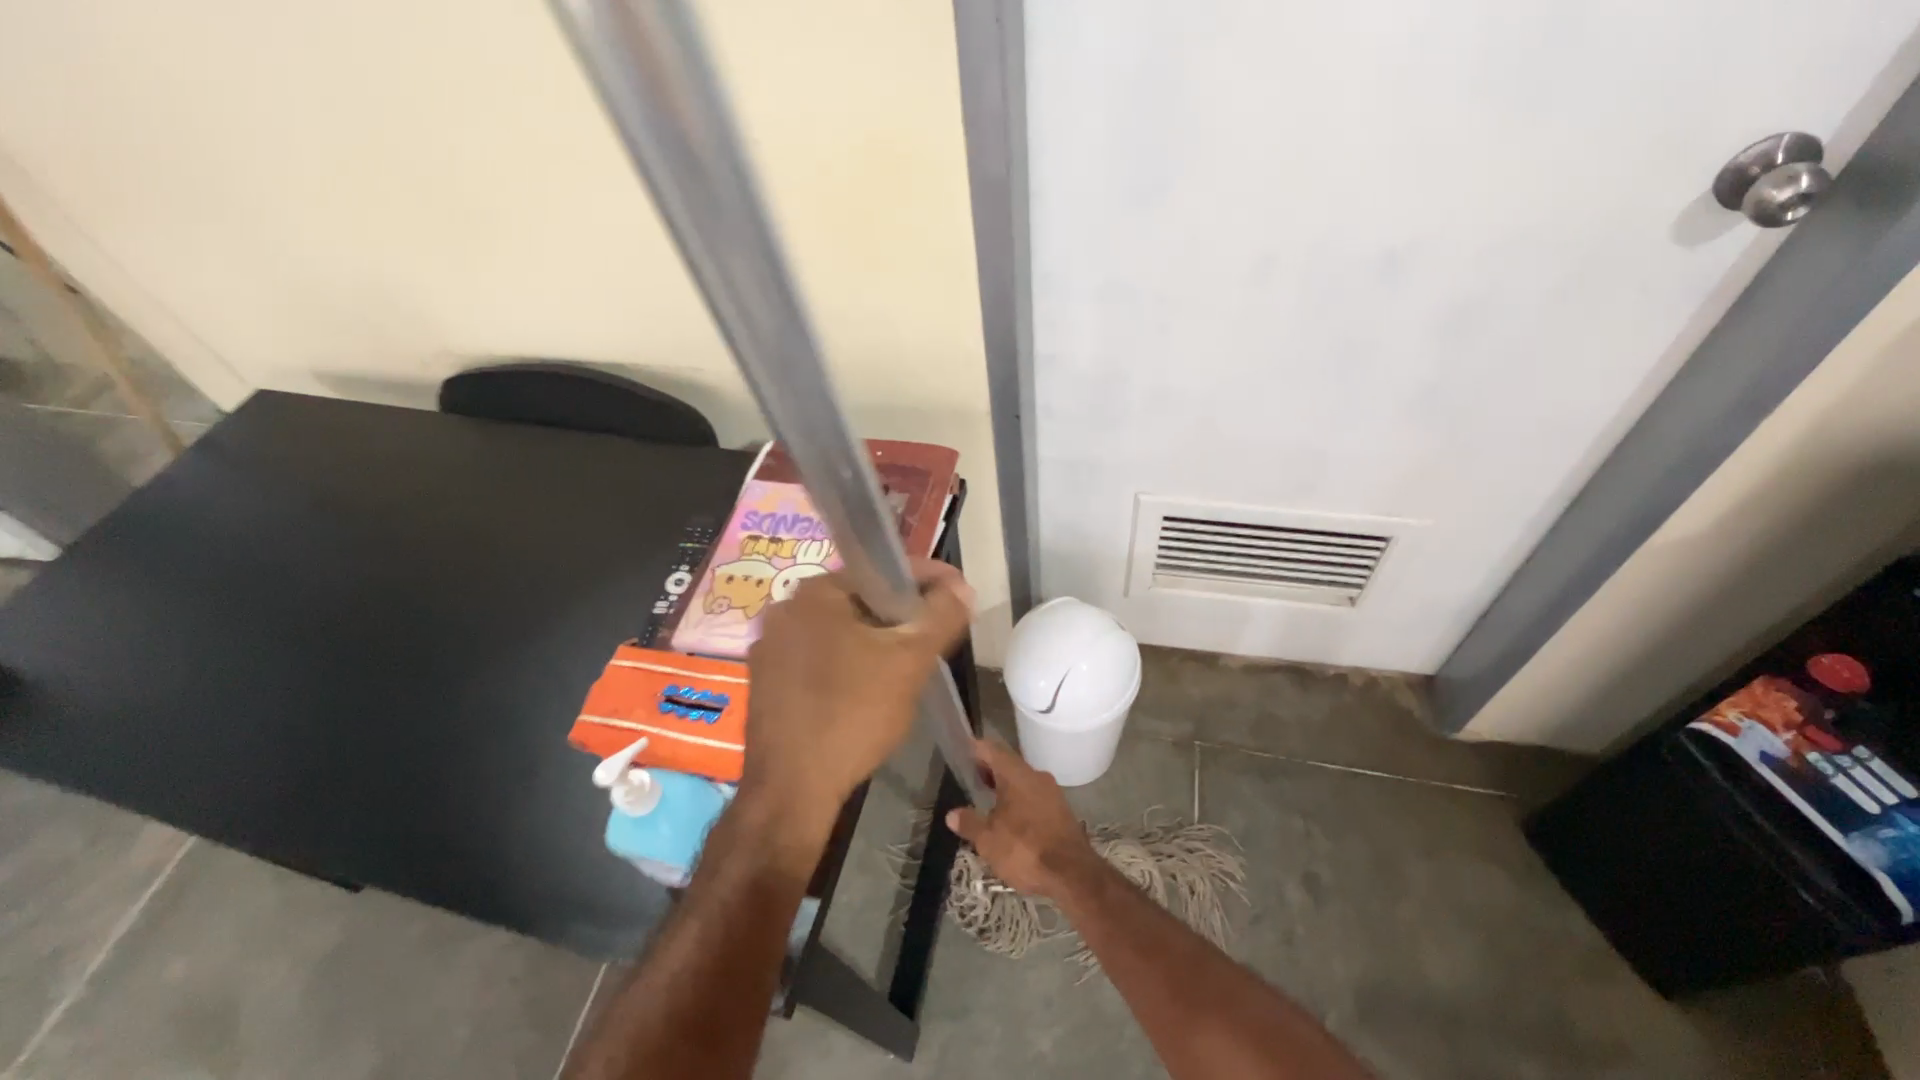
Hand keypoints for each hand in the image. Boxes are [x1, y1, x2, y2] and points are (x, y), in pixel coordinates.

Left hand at [740, 558, 973, 834]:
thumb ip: (941, 617)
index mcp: (814, 592)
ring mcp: (770, 649)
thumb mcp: (910, 661)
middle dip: (902, 614)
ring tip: (910, 663)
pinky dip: (849, 665)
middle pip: (860, 600)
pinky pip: (819, 660)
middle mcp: (784, 610)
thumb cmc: (852, 713)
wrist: (792, 787)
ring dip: (876, 642)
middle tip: (938, 633)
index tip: (961, 594)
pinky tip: (870, 690)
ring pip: (839, 632)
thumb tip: (962, 587)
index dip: (929, 579)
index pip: (882, 570)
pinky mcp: (767, 684)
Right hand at [946, 739, 1102, 899]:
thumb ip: (969, 823)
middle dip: (990, 771)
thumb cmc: (1024, 849)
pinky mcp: (1063, 813)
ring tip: (989, 803)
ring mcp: (1054, 794)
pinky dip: (1021, 803)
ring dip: (1007, 789)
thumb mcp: (988, 840)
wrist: (1073, 875)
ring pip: (1024, 783)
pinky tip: (1012, 822)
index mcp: (1017, 775)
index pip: (992, 750)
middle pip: (1009, 765)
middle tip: (972, 781)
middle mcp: (1037, 777)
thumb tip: (952, 814)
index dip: (975, 750)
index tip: (962, 753)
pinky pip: (1036, 799)